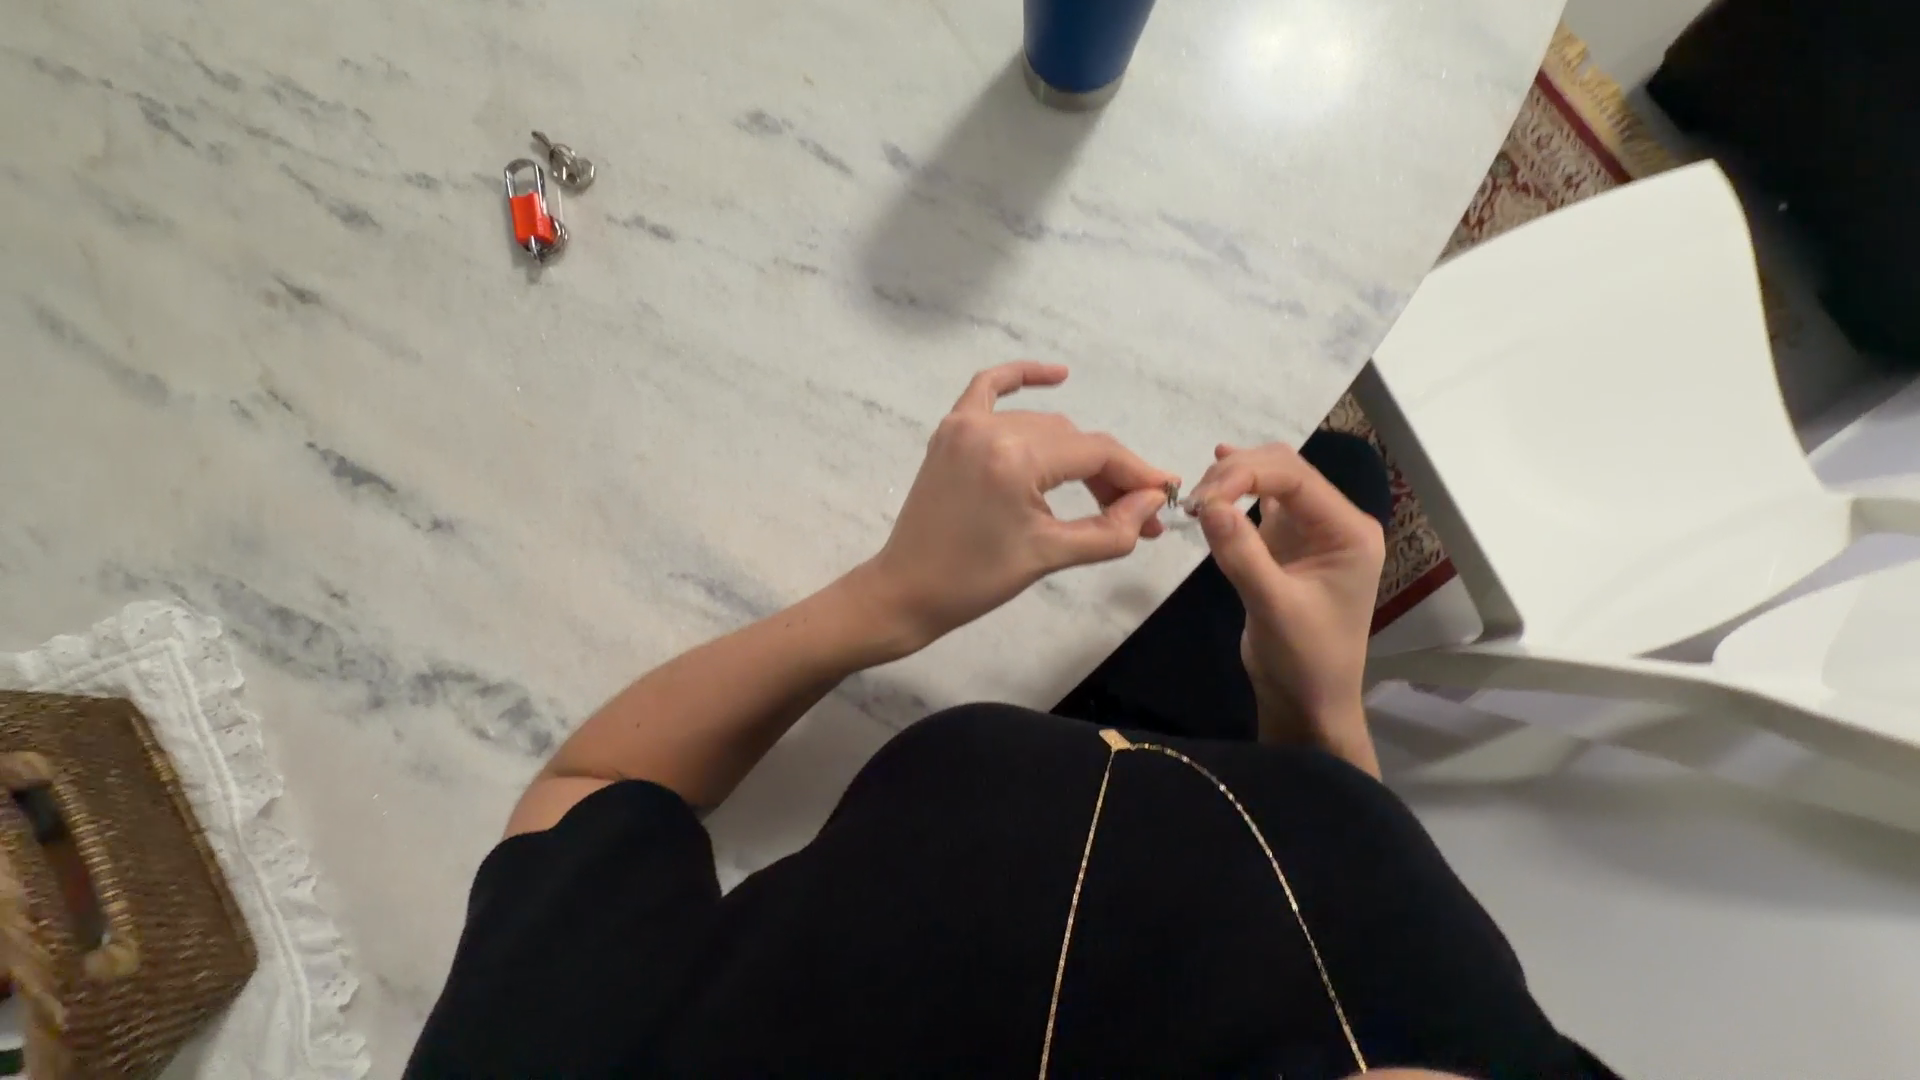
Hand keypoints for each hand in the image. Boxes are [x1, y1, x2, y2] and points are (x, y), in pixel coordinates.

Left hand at [863, 362, 1176, 650]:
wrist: (907, 590)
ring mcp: (965, 424)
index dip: (1137, 474)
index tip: (1165, 495)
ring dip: (1075, 453)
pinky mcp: (950, 430)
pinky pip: (989, 388)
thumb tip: (1152, 502)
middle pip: (1073, 440)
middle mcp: (991, 429)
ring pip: (1043, 425)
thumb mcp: (1051, 556)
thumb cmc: (976, 580)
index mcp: (1015, 459)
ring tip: (1100, 494)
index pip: (1096, 453)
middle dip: (1109, 476)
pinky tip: (1058, 376)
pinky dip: (1021, 379)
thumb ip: (1111, 529)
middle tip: (1133, 516)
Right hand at [1186, 442, 1385, 774]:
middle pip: (1284, 470)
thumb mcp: (1272, 606)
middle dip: (1237, 474)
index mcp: (1348, 531)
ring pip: (1271, 481)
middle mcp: (1334, 522)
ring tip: (1195, 500)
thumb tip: (1207, 504)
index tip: (1201, 499)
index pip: (1296, 477)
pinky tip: (1214, 482)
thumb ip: (1242, 553)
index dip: (1246, 475)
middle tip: (1192, 502)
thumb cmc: (1303, 659)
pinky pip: (1262, 504)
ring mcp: (1310, 531)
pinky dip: (1236, 492)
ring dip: (1233, 481)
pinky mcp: (1286, 544)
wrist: (1308, 700)